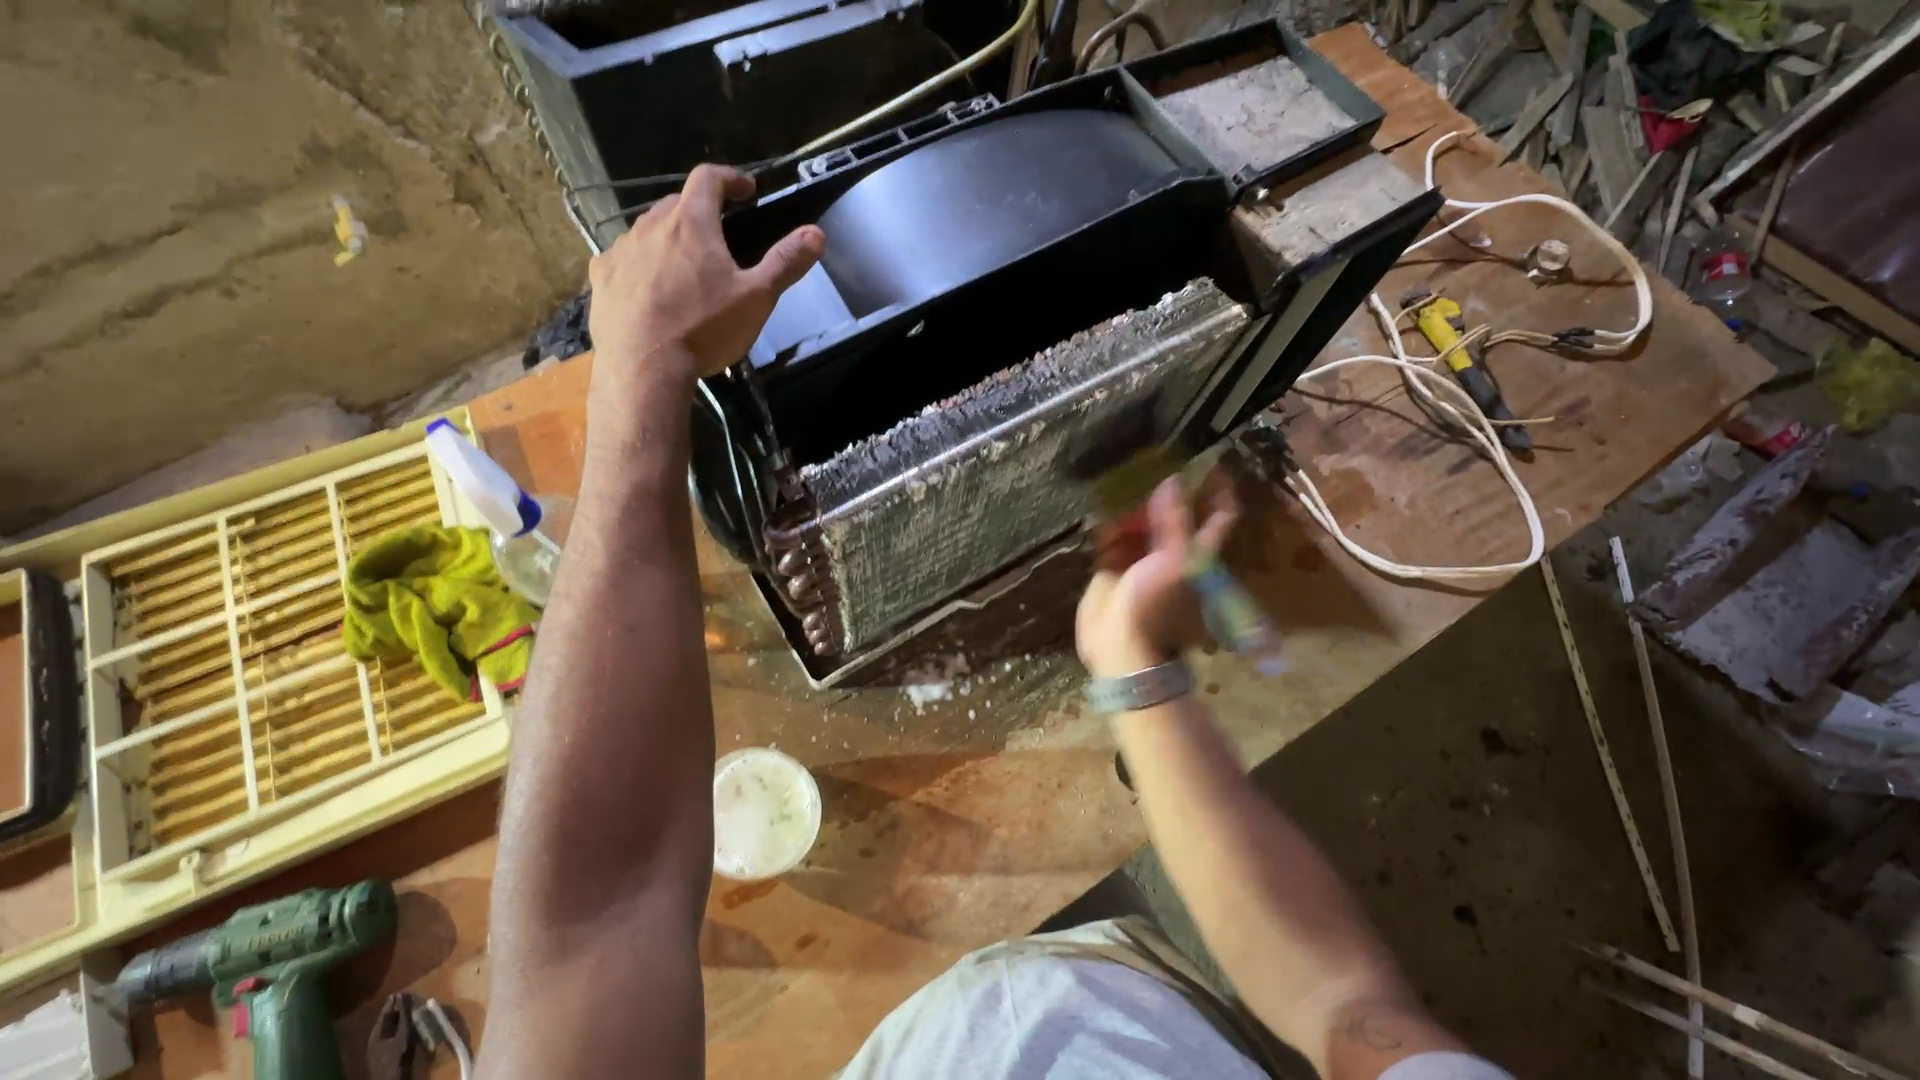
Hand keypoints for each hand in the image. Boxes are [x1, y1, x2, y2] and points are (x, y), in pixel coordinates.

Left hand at [587, 164, 825, 384]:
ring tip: (683, 265)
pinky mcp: (601, 279)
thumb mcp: (756, 299)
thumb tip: (816, 234)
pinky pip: (622, 259)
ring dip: (667, 237)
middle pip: (675, 203)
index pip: (707, 179)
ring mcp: (620, 251)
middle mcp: (651, 227)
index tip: (745, 190)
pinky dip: (639, 263)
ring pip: (647, 231)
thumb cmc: (704, 329)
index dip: (729, 179)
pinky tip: (647, 287)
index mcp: (692, 224)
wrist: (644, 369)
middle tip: (718, 233)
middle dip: (699, 211)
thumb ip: (785, 263)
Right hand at [1077, 473, 1238, 677]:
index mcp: (1197, 551)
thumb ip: (1174, 519)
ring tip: (1122, 479)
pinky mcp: (1113, 567)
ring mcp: (1142, 560)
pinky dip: (1108, 523)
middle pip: (1176, 513)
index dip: (1220, 489)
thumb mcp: (1173, 559)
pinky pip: (1113, 537)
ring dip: (1132, 505)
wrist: (1118, 643)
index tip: (1212, 462)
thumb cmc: (1154, 604)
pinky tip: (1101, 508)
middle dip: (1167, 490)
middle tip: (1154, 461)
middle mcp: (1173, 551)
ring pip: (1142, 522)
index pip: (1220, 515)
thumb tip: (1173, 480)